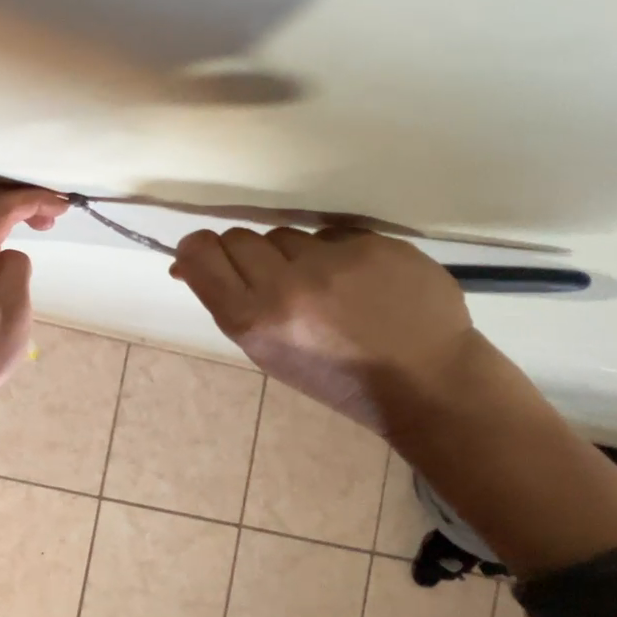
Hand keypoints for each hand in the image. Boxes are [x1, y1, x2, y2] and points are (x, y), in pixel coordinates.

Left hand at [0, 184, 68, 403]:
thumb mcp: (10, 317)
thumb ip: (14, 272)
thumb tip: (12, 249)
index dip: (32, 199)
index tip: (64, 205)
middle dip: (22, 195)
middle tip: (57, 211)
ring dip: (11, 204)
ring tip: (45, 220)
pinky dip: (0, 218)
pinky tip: (22, 231)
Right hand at [170, 227, 476, 431]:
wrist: (428, 382)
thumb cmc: (334, 376)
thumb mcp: (264, 350)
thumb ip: (227, 303)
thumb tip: (187, 264)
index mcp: (252, 319)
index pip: (199, 253)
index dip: (197, 250)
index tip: (207, 259)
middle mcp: (286, 286)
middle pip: (238, 237)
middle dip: (246, 254)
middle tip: (271, 278)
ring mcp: (334, 262)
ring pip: (285, 234)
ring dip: (292, 254)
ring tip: (322, 284)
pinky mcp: (375, 246)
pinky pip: (332, 234)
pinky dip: (336, 253)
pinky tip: (357, 280)